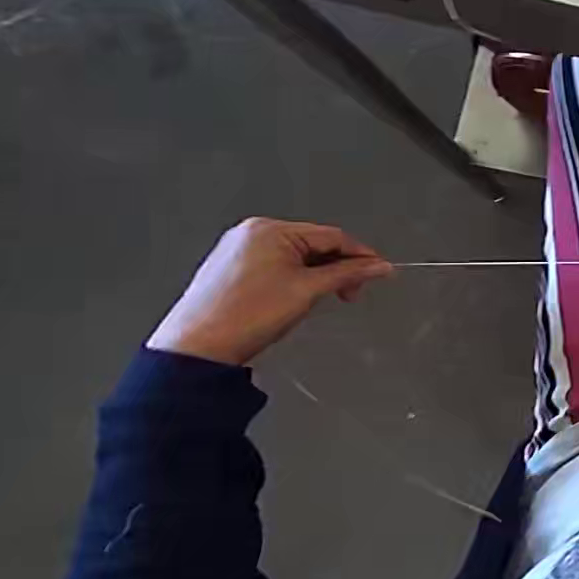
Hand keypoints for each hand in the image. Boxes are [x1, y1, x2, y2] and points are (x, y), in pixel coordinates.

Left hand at [146, 218, 393, 366]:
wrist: (197, 350)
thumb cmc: (250, 315)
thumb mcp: (307, 291)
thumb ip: (347, 275)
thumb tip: (381, 267)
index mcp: (271, 228)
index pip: (330, 235)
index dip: (360, 254)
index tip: (381, 271)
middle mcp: (253, 231)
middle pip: (313, 243)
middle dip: (337, 267)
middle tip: (352, 293)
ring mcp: (239, 249)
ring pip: (295, 256)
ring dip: (317, 275)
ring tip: (325, 298)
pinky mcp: (232, 268)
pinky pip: (276, 265)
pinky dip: (295, 279)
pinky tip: (299, 298)